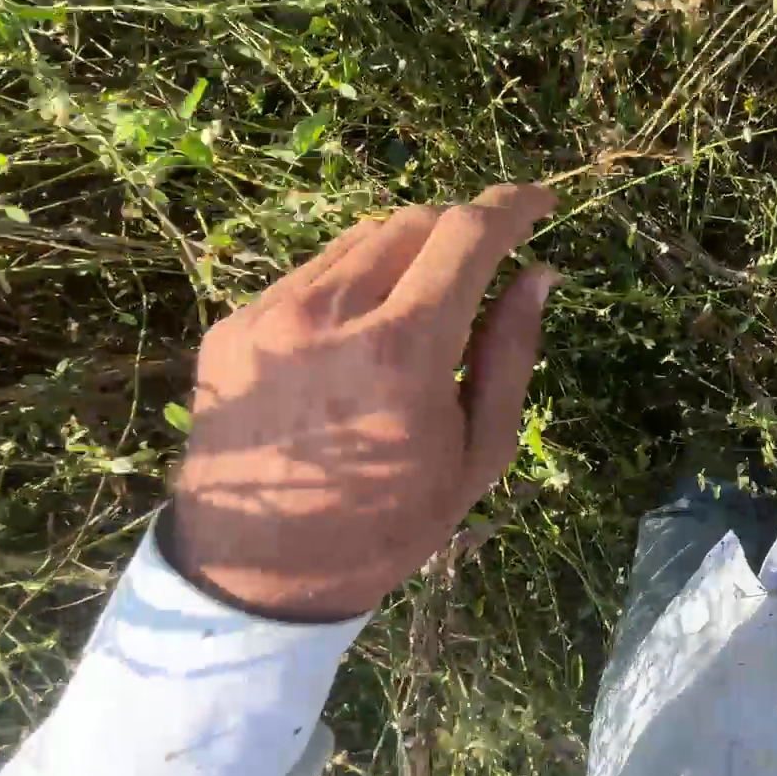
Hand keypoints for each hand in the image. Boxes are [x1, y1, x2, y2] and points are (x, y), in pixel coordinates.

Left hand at [159, 185, 559, 621]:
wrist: (256, 574)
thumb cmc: (393, 519)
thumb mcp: (482, 446)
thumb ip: (512, 348)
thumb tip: (540, 272)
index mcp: (403, 348)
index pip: (468, 236)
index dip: (512, 206)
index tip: (540, 200)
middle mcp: (332, 313)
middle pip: (417, 221)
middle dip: (467, 227)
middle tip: (492, 262)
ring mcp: (273, 314)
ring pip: (366, 236)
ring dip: (417, 247)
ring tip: (434, 294)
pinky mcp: (236, 324)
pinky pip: (320, 267)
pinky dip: (366, 273)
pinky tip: (372, 321)